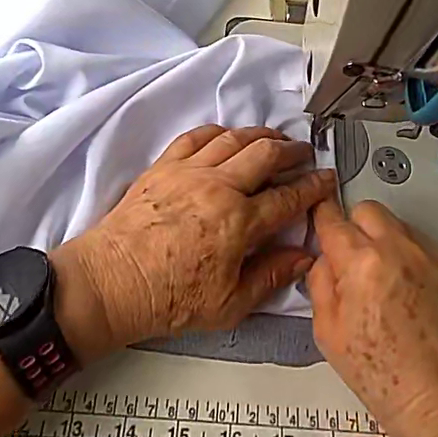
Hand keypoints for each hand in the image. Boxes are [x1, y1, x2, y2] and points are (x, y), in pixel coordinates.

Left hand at [50, 126, 333, 362]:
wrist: (112, 282)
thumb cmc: (169, 298)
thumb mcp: (230, 304)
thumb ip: (270, 276)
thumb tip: (302, 257)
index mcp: (239, 222)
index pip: (288, 197)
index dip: (313, 187)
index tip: (325, 180)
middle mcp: (217, 188)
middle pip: (265, 155)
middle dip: (291, 151)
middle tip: (302, 154)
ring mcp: (187, 173)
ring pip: (232, 139)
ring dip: (258, 135)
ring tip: (272, 139)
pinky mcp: (162, 168)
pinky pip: (194, 137)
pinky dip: (215, 132)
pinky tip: (225, 137)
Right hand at [307, 199, 437, 436]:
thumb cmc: (390, 379)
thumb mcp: (327, 331)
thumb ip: (320, 281)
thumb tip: (324, 259)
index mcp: (363, 264)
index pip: (331, 217)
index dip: (319, 219)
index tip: (318, 222)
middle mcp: (402, 252)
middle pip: (366, 210)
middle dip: (353, 227)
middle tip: (348, 256)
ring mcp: (434, 259)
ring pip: (397, 225)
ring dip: (382, 240)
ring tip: (380, 281)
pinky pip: (423, 246)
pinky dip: (409, 257)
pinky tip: (405, 292)